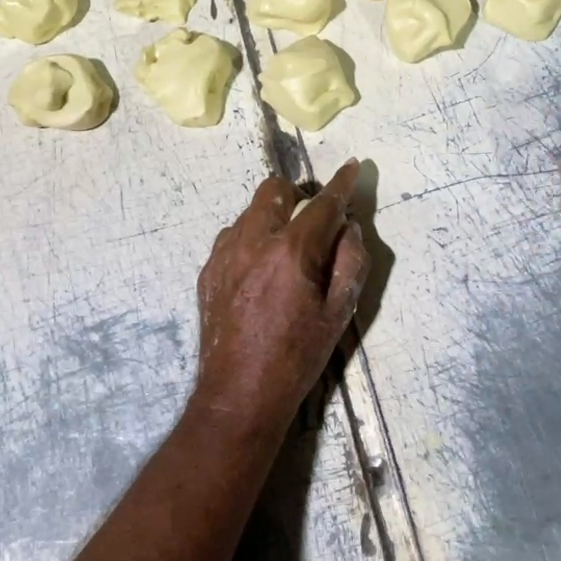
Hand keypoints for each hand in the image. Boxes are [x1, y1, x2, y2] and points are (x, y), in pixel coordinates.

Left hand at [191, 160, 369, 428]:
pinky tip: (261, 271)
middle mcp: (254, 242)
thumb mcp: (339, 314)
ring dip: (273, 218)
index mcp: (291, 252)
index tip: (352, 166)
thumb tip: (348, 227)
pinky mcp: (208, 272)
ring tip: (286, 252)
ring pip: (250, 212)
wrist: (239, 394)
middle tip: (313, 219)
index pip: (322, 204)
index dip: (341, 183)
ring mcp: (224, 255)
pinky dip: (252, 240)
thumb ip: (350, 262)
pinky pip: (233, 237)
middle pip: (274, 190)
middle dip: (297, 194)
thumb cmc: (297, 356)